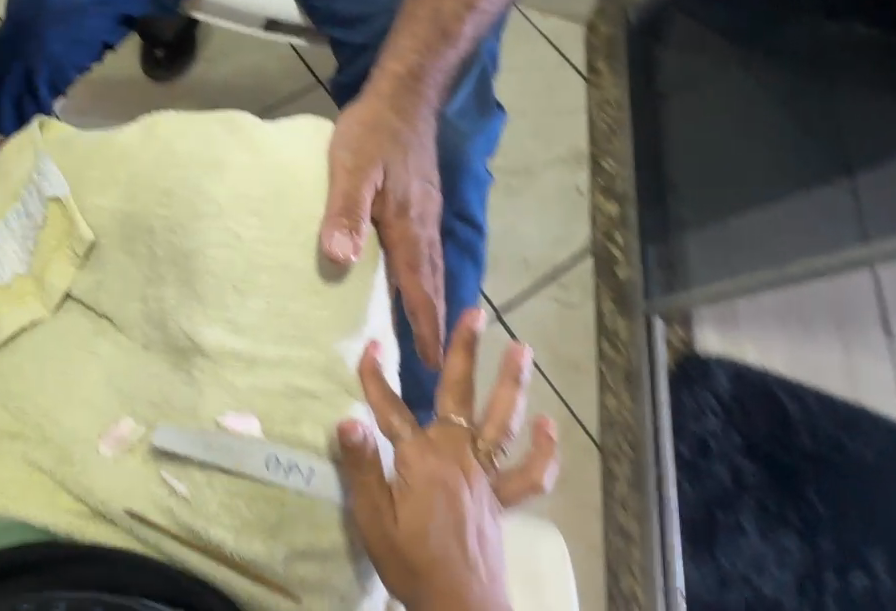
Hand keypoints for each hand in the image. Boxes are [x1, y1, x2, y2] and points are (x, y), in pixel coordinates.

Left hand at [319, 91, 448, 369]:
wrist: (404, 95)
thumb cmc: (372, 132)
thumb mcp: (350, 170)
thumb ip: (344, 213)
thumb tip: (339, 261)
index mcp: (407, 226)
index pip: (418, 287)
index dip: (423, 325)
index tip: (428, 364)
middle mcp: (423, 225)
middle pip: (431, 282)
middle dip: (431, 321)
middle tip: (431, 360)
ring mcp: (425, 210)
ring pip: (431, 265)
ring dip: (429, 298)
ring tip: (425, 329)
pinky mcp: (419, 198)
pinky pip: (425, 247)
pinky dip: (424, 271)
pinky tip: (413, 274)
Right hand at [336, 310, 561, 610]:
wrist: (461, 609)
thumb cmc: (411, 562)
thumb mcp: (372, 517)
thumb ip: (361, 466)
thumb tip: (346, 418)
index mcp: (420, 457)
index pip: (389, 406)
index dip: (375, 375)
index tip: (371, 345)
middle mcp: (456, 456)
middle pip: (459, 394)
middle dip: (466, 351)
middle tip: (475, 314)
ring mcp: (483, 476)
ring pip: (502, 422)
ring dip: (513, 383)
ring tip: (523, 349)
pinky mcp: (500, 499)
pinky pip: (527, 474)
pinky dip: (543, 450)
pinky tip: (549, 426)